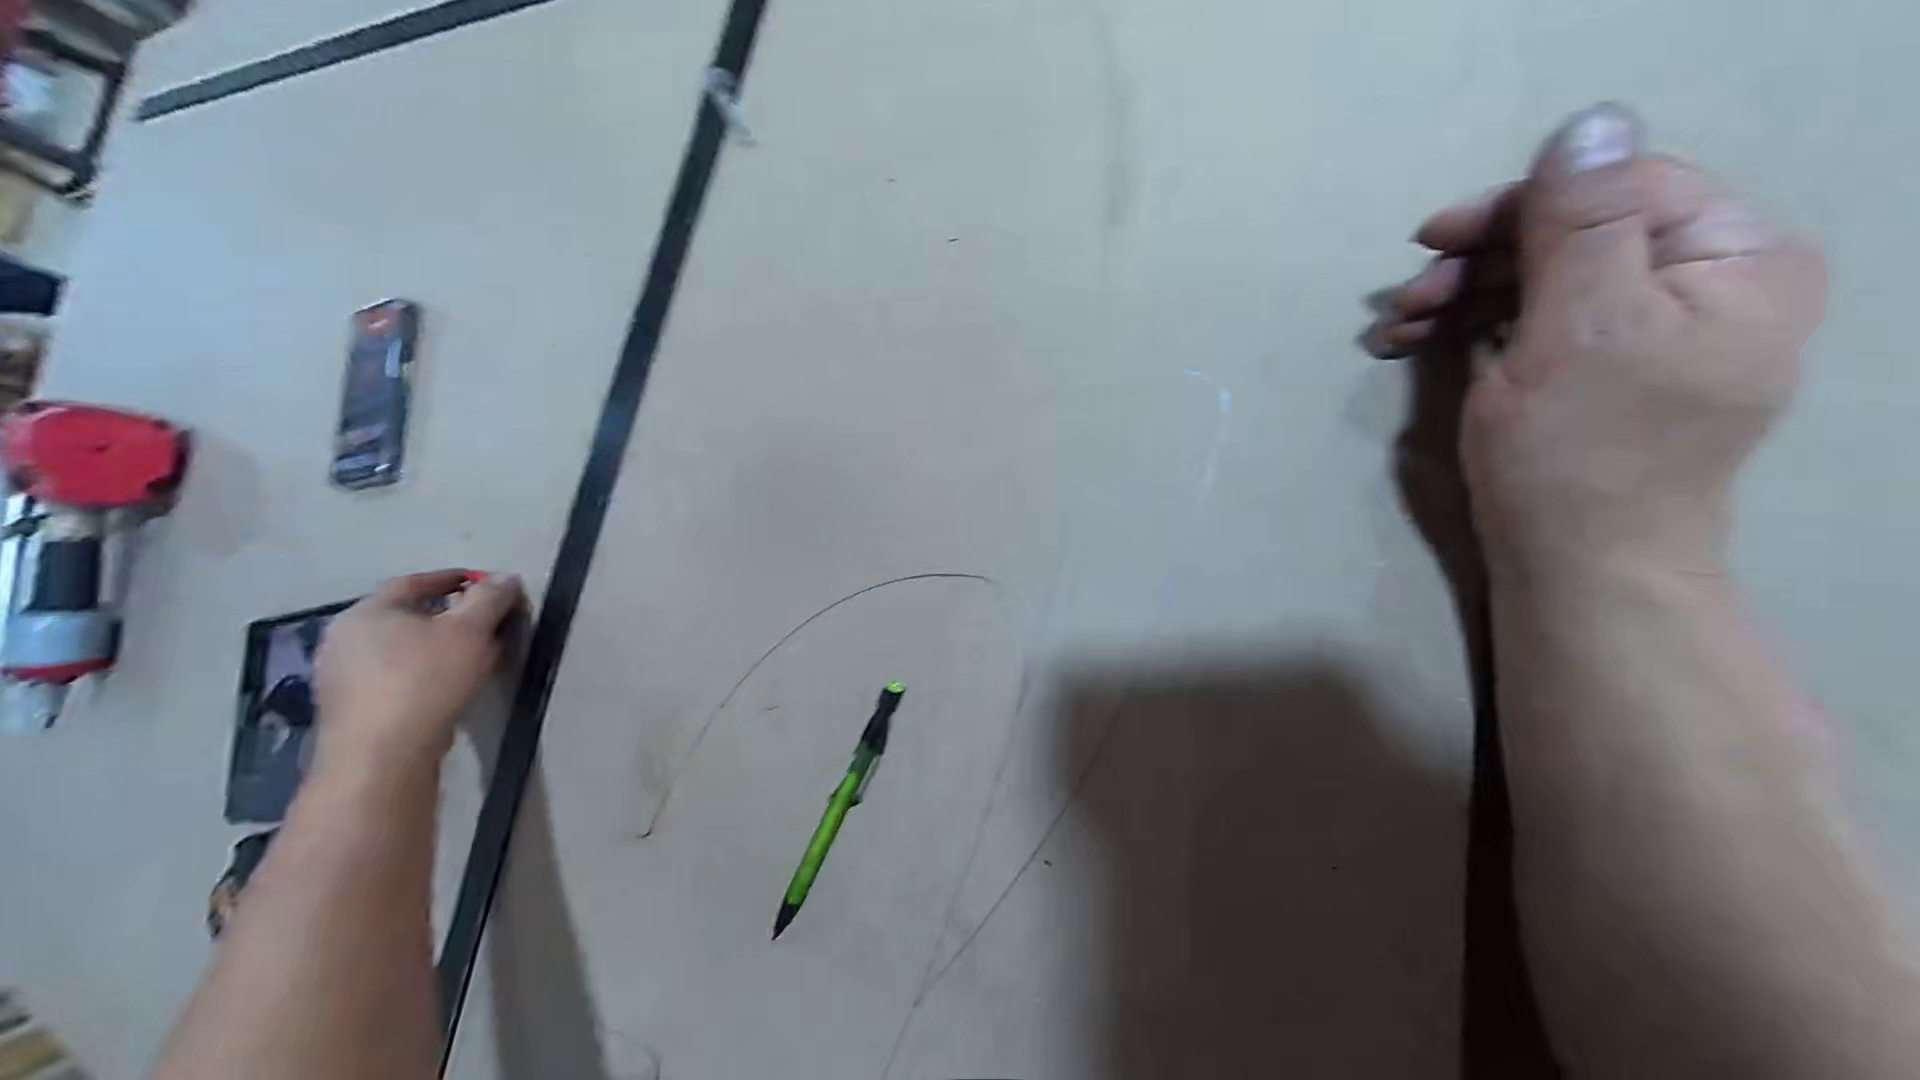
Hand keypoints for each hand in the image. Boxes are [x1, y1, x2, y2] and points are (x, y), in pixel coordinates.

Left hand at [313, 569, 524, 776]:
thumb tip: (505, 577)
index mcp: (367, 612)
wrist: (382, 755)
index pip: (414, 582)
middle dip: (450, 615)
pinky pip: (397, 676)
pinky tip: (452, 684)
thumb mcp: (471, 631)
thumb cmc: (425, 680)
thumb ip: (491, 599)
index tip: (488, 584)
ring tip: (477, 654)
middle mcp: (344, 639)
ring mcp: (342, 677)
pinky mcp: (352, 709)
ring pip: (402, 648)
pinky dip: (426, 672)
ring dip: (440, 646)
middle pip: (407, 615)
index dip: (455, 578)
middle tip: (488, 621)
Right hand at [1366, 104, 1826, 577]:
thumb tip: (1589, 121)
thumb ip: (1586, 224)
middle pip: (1576, 235)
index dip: (1522, 204)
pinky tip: (1423, 342)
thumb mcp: (1579, 329)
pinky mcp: (1596, 370)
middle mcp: (1703, 286)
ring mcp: (1648, 332)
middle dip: (1479, 261)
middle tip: (1405, 298)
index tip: (1430, 238)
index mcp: (1733, 261)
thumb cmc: (1579, 452)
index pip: (1622, 190)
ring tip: (1398, 329)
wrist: (1579, 562)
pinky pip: (1536, 321)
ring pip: (1544, 279)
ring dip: (1462, 295)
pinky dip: (1474, 327)